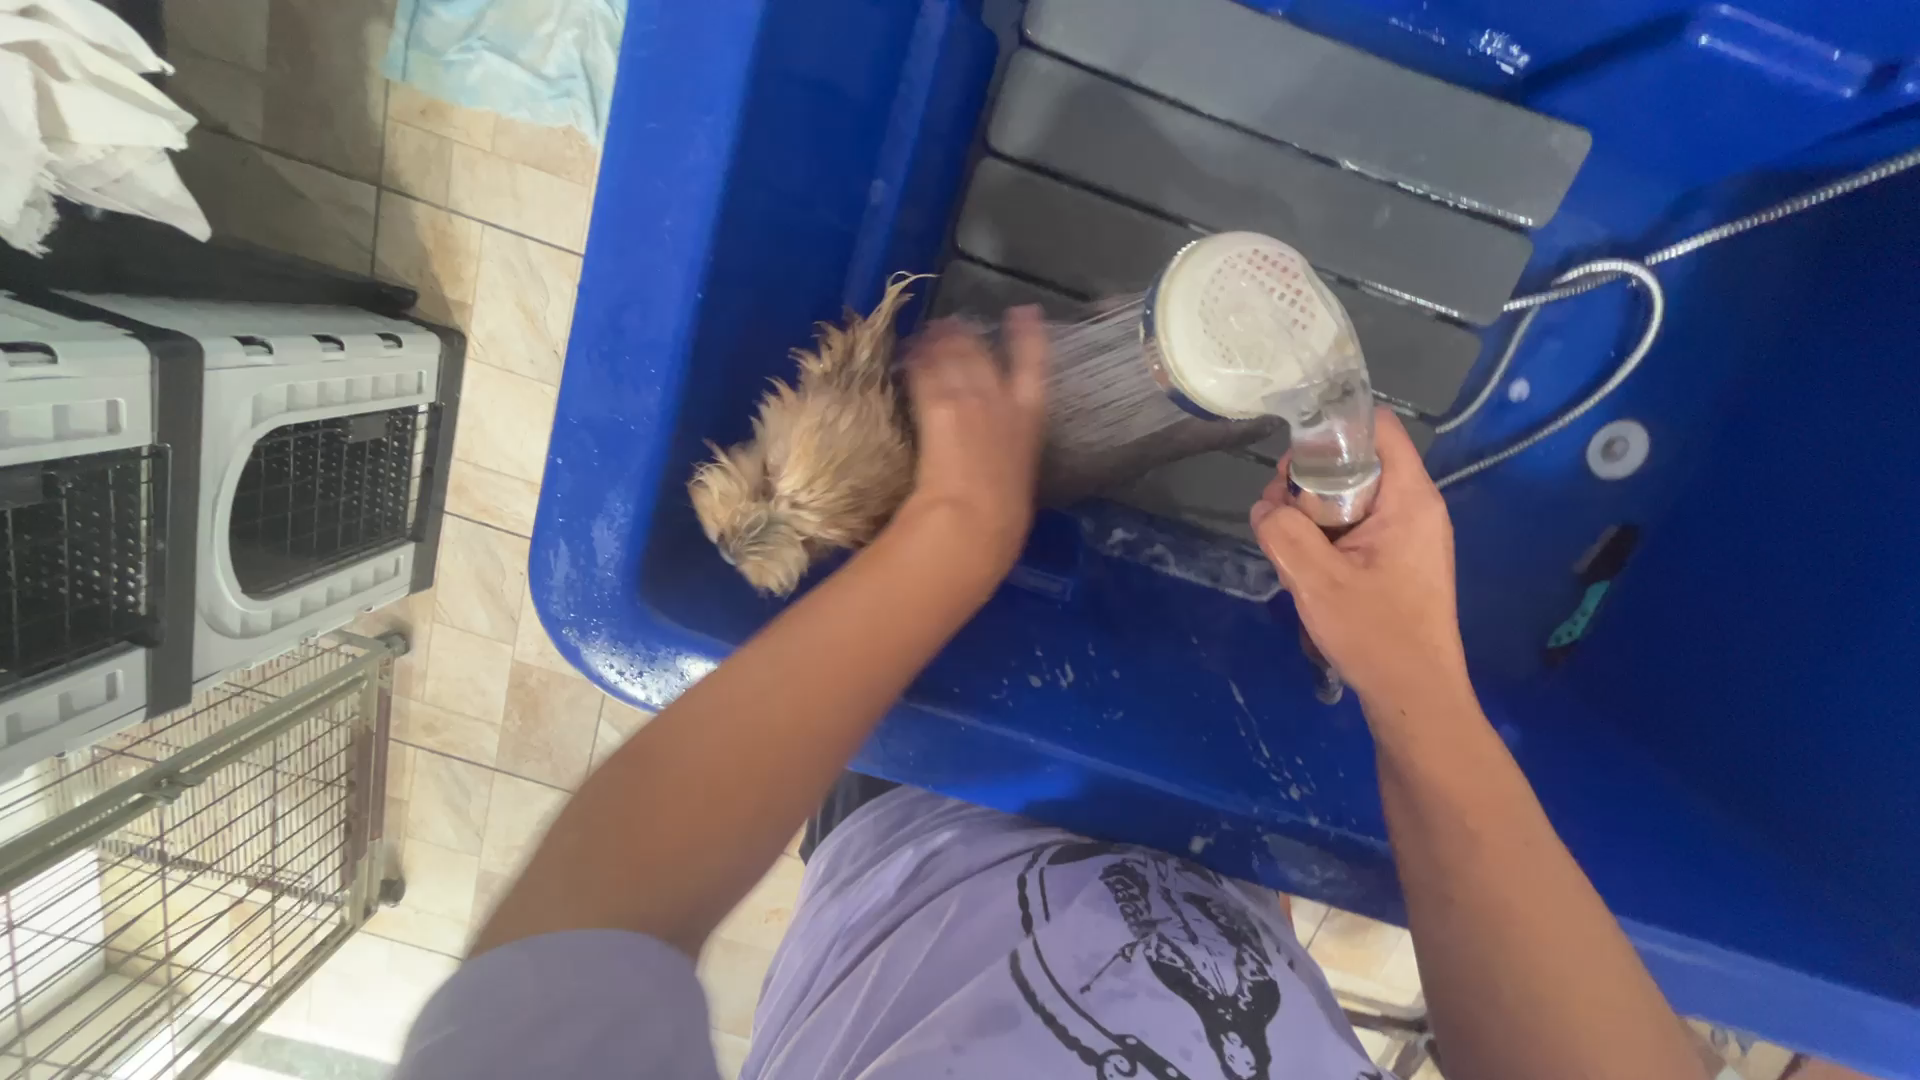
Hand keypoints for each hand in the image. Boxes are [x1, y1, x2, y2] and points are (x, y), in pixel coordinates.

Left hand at [899, 307, 1049, 576]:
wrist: (975, 517)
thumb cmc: (1005, 516)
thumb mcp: (1019, 481)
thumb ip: (1009, 457)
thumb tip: (1000, 464)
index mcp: (1030, 418)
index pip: (1035, 365)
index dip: (1028, 336)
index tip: (1024, 313)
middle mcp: (1000, 399)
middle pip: (983, 355)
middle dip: (968, 336)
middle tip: (954, 323)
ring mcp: (967, 399)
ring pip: (952, 357)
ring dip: (940, 341)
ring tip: (930, 330)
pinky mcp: (936, 406)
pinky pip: (925, 373)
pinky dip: (917, 359)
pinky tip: (909, 351)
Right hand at [1250, 409, 1473, 721]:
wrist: (1413, 696)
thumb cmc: (1375, 634)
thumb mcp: (1315, 580)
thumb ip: (1282, 531)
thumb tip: (1265, 507)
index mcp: (1408, 499)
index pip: (1374, 428)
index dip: (1329, 430)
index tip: (1290, 465)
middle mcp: (1413, 508)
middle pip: (1353, 464)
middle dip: (1306, 485)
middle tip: (1279, 518)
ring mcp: (1405, 535)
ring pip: (1346, 500)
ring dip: (1309, 519)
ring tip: (1290, 557)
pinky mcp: (1394, 560)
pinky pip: (1350, 529)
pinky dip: (1322, 542)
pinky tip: (1306, 574)